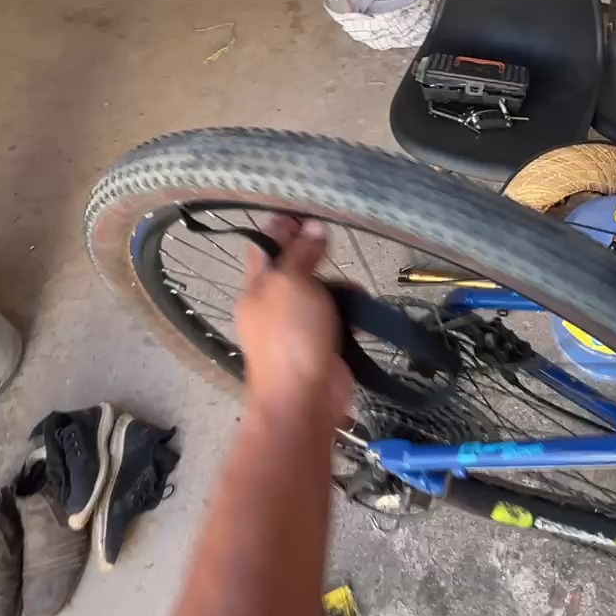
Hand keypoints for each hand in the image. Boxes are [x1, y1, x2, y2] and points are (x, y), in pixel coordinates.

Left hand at [237, 216, 353, 420]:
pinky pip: (335, 313)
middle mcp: (273, 302)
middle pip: (292, 264)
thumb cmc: (290, 337)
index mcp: (256, 286)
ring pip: (317, 288)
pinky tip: (358, 305)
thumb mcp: (291, 282)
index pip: (265, 244)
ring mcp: (297, 324)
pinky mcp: (321, 340)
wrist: (303, 401)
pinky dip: (347, 306)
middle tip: (334, 238)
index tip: (310, 213)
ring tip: (350, 279)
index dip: (284, 225)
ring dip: (335, 280)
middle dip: (314, 251)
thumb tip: (314, 228)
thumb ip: (301, 253)